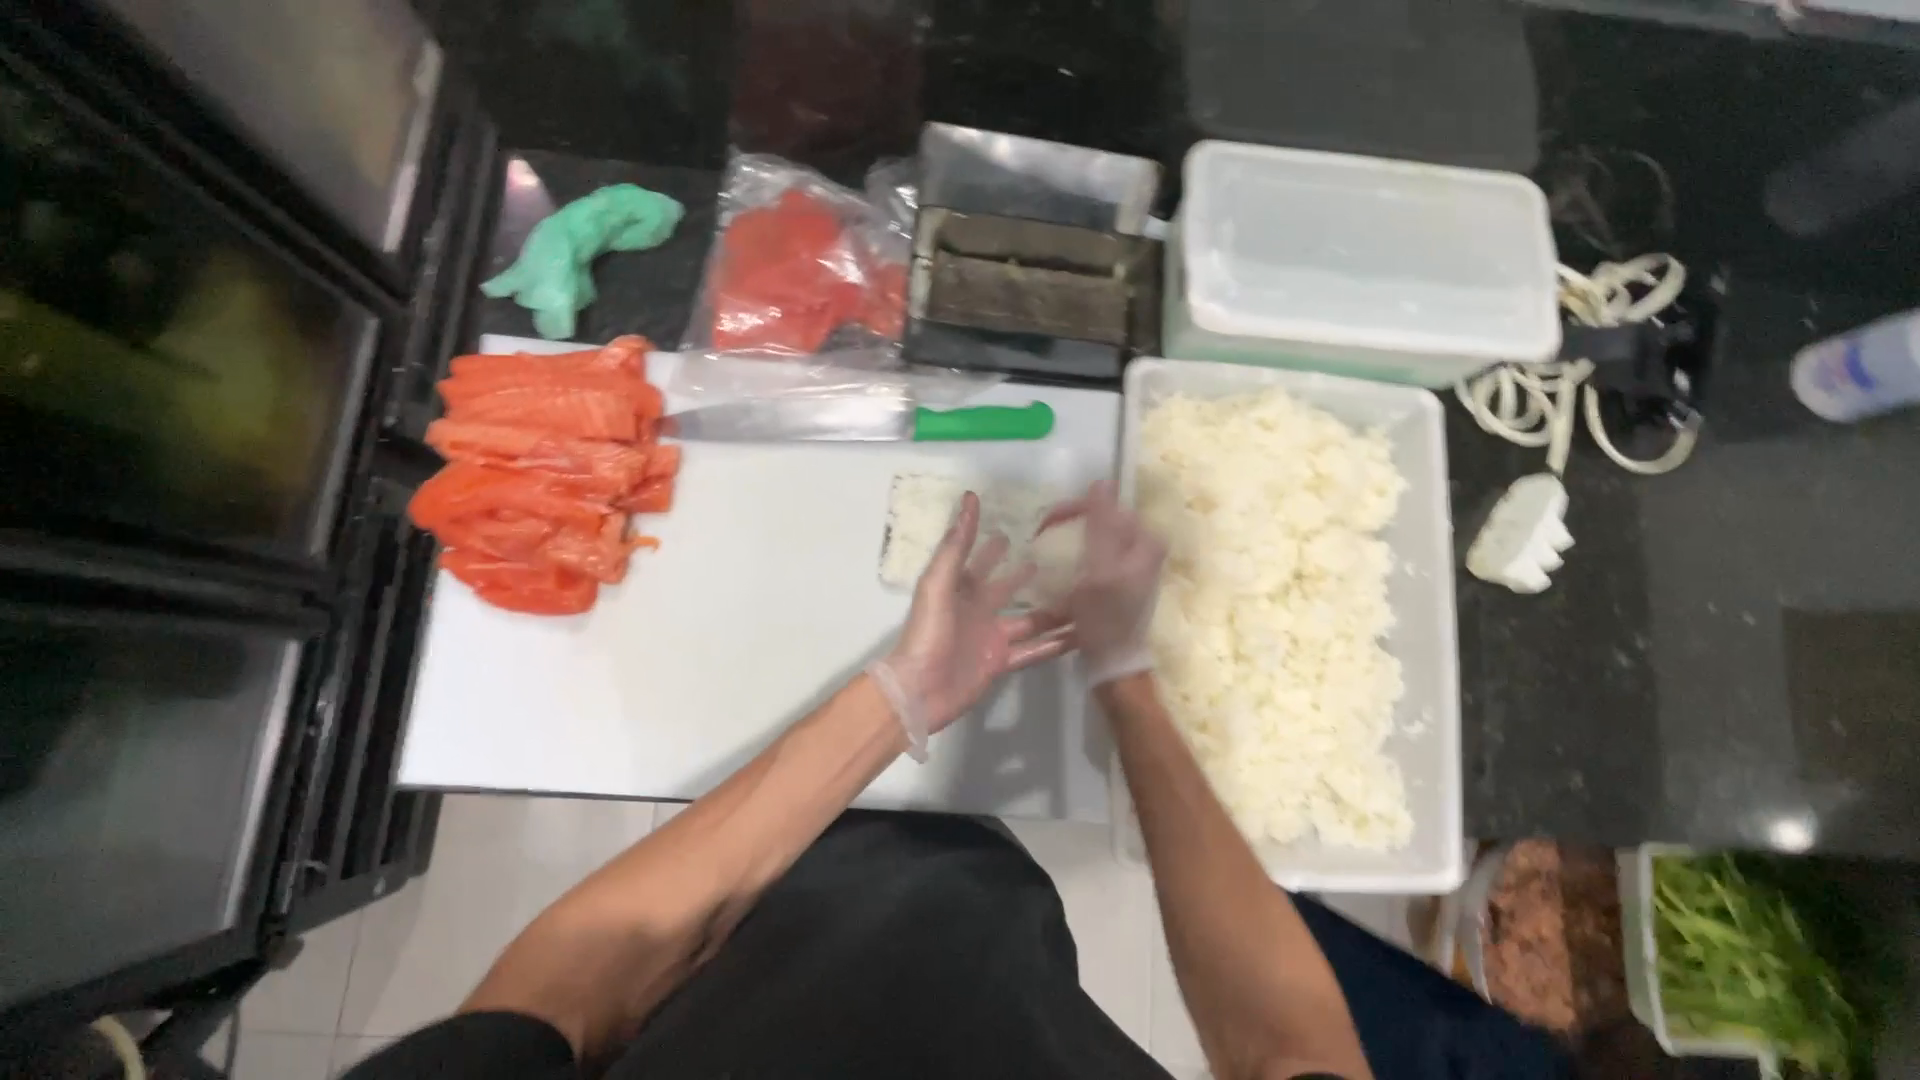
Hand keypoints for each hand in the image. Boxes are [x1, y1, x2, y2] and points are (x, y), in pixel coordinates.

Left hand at [871, 492, 1070, 759]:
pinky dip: (1054, 644)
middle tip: (1059, 558)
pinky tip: (1079, 636)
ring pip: (1029, 619)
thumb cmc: (927, 633)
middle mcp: (978, 610)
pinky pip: (1032, 650)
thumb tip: (969, 499)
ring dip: (1052, 610)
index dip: (995, 545)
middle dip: (1027, 574)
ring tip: (1082, 597)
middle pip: (1008, 588)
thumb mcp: (938, 583)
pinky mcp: (1000, 662)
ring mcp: (991, 637)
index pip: (981, 560)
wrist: (920, 689)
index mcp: (961, 589)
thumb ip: (956, 545)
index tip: (1017, 526)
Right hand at [1043, 480, 1166, 686]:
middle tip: (1043, 537)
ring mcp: (1134, 568)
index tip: (1043, 525)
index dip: (1073, 510)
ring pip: (1096, 540)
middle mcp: (1145, 550)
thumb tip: (1104, 481)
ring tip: (1047, 552)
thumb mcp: (1099, 569)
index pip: (1106, 506)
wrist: (1114, 663)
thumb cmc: (1105, 617)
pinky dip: (1076, 561)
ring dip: (1071, 543)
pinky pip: (1095, 559)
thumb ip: (1102, 524)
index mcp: (1145, 541)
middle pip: (1102, 522)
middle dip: (1070, 525)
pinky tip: (1060, 572)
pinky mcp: (1121, 583)